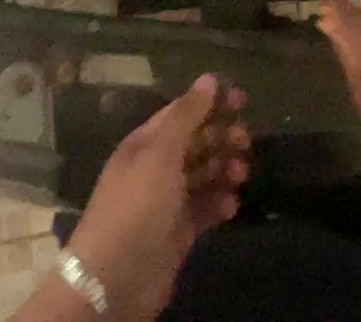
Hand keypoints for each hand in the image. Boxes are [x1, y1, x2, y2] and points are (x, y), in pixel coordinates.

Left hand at [64, 74, 249, 321]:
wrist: (114, 280)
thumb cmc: (137, 206)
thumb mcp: (161, 153)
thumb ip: (187, 115)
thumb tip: (209, 78)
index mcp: (146, 143)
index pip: (183, 112)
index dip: (211, 102)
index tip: (242, 100)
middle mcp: (156, 167)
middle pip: (196, 142)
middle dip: (222, 136)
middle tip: (246, 140)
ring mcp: (167, 201)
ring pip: (203, 175)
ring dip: (225, 169)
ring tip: (241, 174)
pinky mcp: (178, 232)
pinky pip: (204, 209)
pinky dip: (219, 203)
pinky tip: (231, 205)